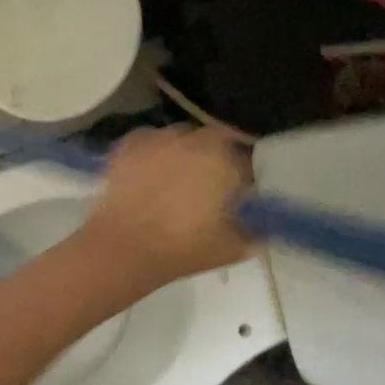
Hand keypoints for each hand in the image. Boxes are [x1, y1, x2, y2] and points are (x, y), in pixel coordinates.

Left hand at [80, 125, 250, 283]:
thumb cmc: (182, 248)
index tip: (242, 191)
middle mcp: (191, 141)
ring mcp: (155, 140)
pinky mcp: (125, 148)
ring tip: (179, 173)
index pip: (247, 159)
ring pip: (179, 136)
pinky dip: (153, 149)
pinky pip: (147, 139)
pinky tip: (150, 167)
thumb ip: (255, 230)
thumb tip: (261, 223)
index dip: (246, 175)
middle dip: (218, 156)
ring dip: (185, 149)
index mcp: (224, 159)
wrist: (123, 248)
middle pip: (215, 140)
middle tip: (212, 180)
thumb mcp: (233, 247)